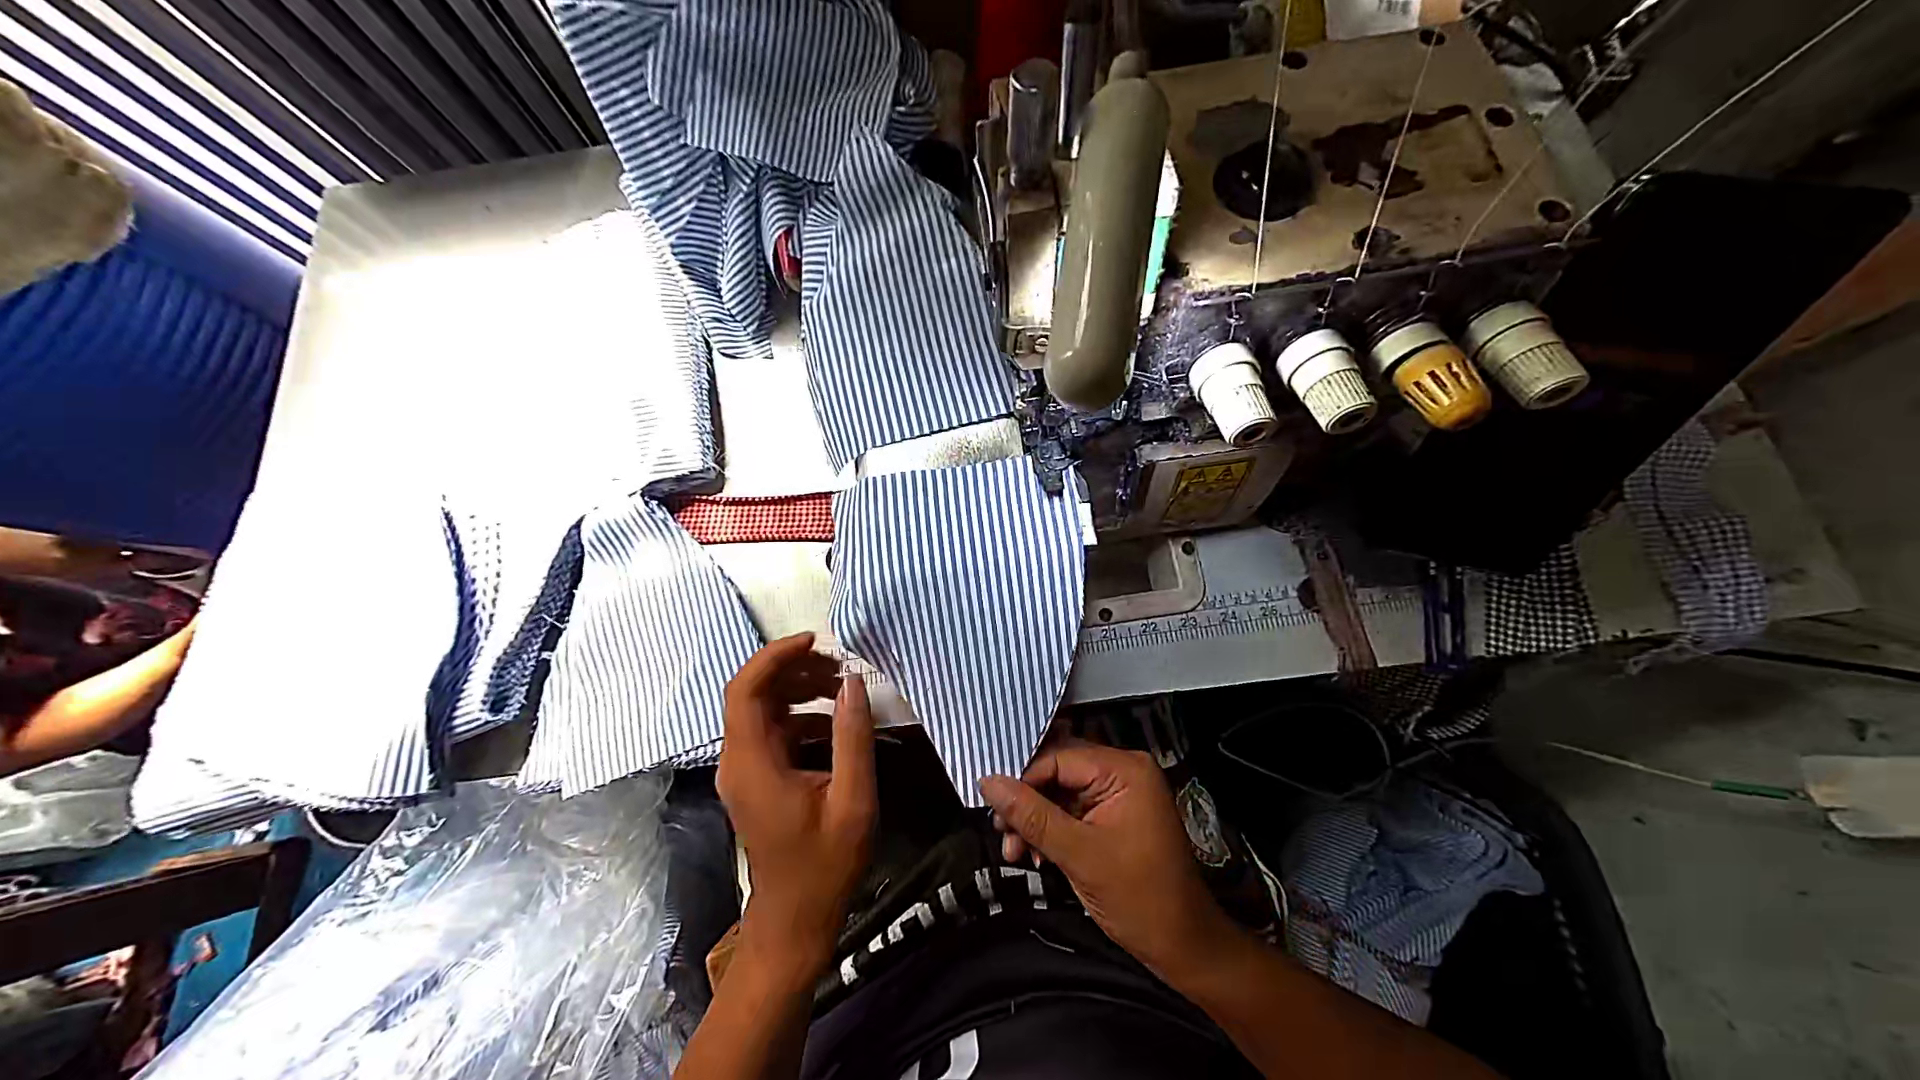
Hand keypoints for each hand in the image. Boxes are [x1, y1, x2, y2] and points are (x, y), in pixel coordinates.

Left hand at [717, 633, 876, 972]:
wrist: (795, 919)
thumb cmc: (825, 866)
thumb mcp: (853, 801)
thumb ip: (853, 738)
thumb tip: (853, 683)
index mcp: (752, 764)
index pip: (746, 689)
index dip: (775, 657)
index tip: (816, 642)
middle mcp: (738, 761)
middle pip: (753, 693)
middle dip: (795, 670)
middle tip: (841, 667)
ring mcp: (744, 771)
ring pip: (763, 709)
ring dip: (799, 690)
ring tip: (843, 687)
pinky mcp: (756, 779)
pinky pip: (773, 731)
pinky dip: (801, 715)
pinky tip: (835, 721)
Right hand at [979, 743, 1232, 979]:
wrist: (1183, 946)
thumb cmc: (1142, 899)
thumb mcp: (1079, 854)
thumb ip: (1031, 815)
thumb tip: (989, 783)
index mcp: (1125, 770)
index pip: (1058, 757)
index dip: (1022, 778)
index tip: (992, 802)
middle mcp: (1122, 772)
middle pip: (1057, 771)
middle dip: (1025, 802)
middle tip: (1000, 827)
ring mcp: (1118, 795)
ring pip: (1058, 793)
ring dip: (1033, 821)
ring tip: (1015, 850)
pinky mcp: (1111, 816)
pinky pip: (1069, 811)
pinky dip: (1049, 831)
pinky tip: (1033, 854)